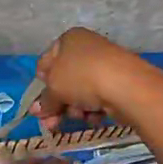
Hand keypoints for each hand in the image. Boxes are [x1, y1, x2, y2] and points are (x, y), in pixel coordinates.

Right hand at [34, 28, 149, 132]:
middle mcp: (86, 48)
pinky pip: (97, 98)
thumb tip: (37, 110)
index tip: (39, 104)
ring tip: (79, 116)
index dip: (41, 84)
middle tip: (50, 124)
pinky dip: (93, 109)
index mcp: (68, 39)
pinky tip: (94, 116)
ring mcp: (104, 65)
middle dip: (57, 104)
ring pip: (80, 92)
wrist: (125, 85)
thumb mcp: (54, 88)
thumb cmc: (81, 77)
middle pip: (64, 81)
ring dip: (74, 109)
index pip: (46, 62)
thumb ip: (44, 100)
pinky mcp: (118, 82)